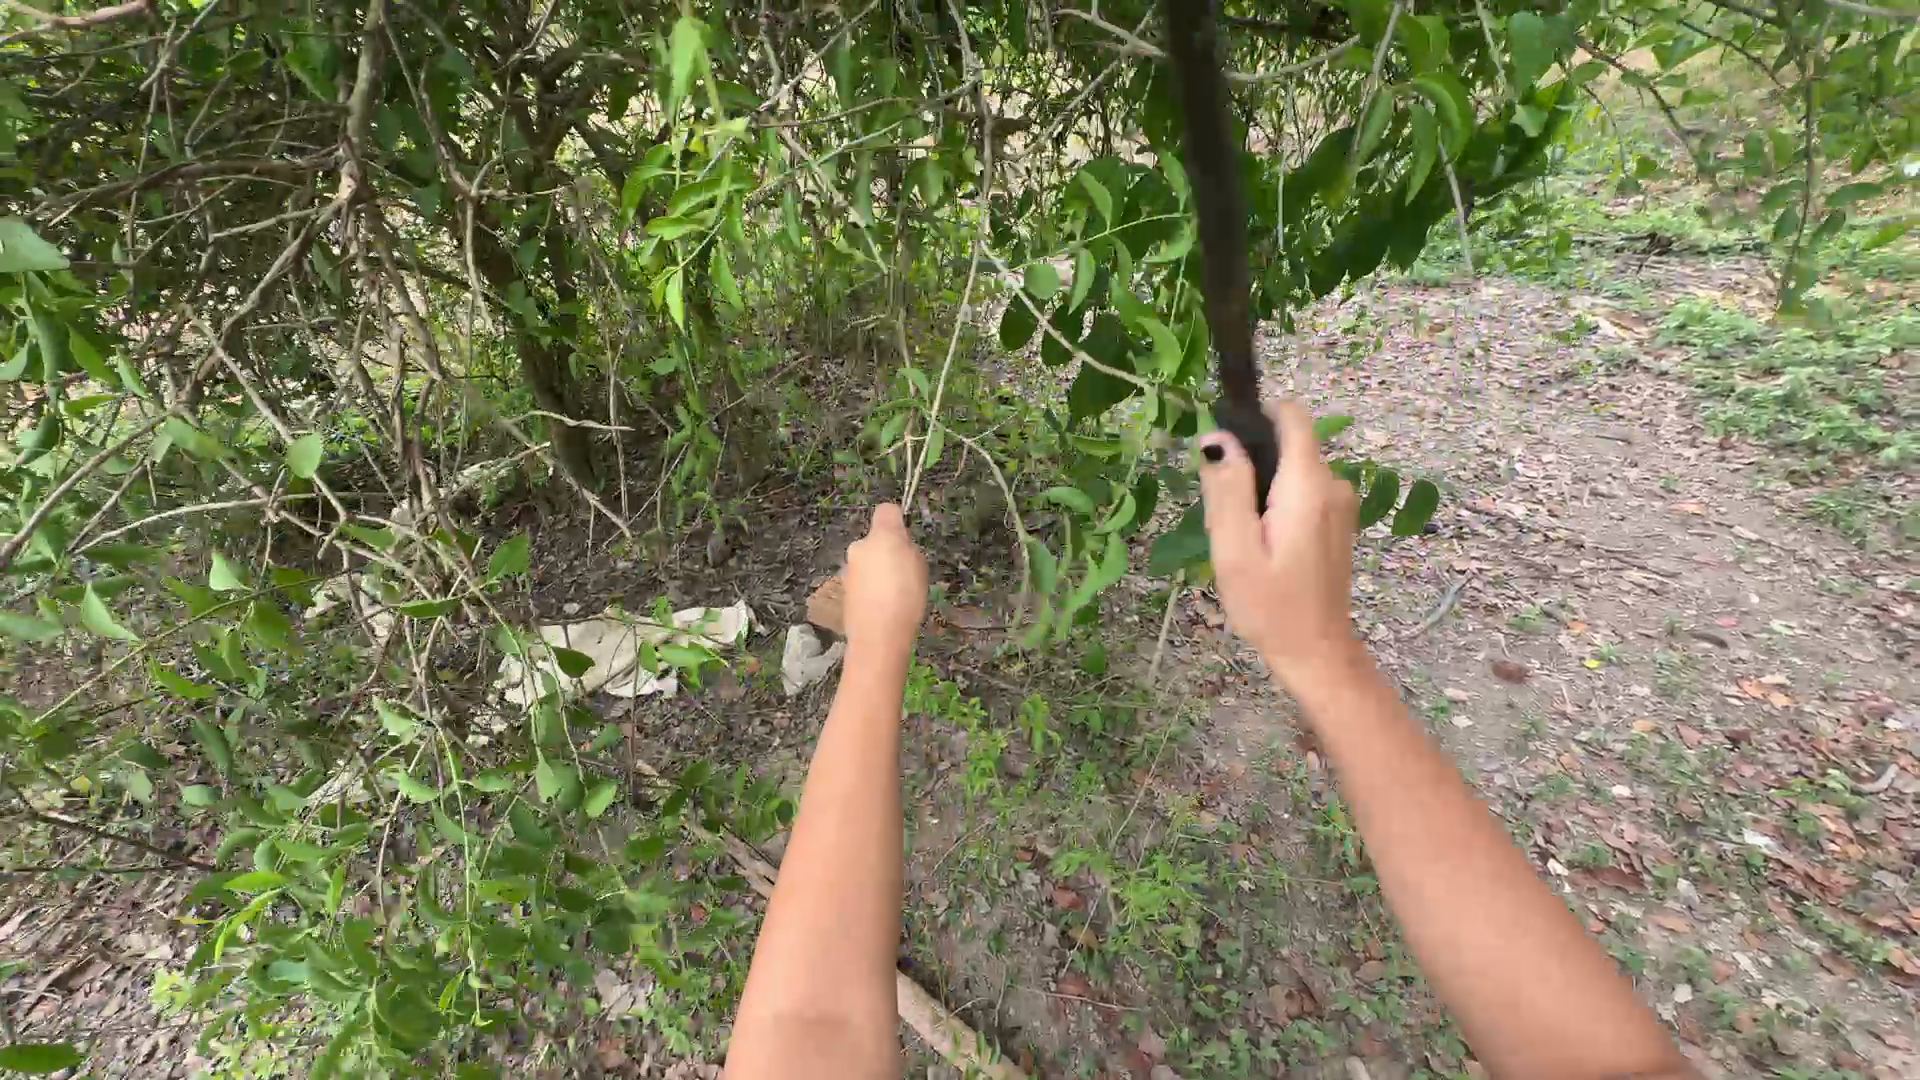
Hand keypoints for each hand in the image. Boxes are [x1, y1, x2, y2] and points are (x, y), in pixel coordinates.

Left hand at [841, 503, 927, 650]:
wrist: (878, 636)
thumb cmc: (906, 597)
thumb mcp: (920, 567)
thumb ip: (908, 549)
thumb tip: (899, 545)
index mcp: (881, 536)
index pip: (887, 510)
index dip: (898, 521)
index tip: (907, 540)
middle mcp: (859, 546)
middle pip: (876, 539)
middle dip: (887, 551)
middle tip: (905, 573)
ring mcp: (849, 569)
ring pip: (868, 561)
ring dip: (878, 570)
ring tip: (895, 594)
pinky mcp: (844, 589)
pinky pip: (863, 580)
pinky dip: (871, 587)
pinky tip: (882, 606)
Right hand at [1197, 400, 1361, 681]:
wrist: (1315, 652)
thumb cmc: (1269, 605)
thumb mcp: (1234, 549)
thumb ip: (1227, 488)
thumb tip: (1216, 437)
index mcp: (1307, 486)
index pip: (1291, 415)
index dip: (1254, 415)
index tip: (1222, 445)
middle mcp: (1332, 484)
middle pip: (1283, 445)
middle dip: (1247, 466)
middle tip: (1225, 520)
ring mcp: (1339, 503)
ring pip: (1288, 470)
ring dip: (1258, 490)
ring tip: (1241, 539)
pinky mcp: (1336, 520)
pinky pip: (1298, 492)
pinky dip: (1274, 506)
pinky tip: (1261, 546)